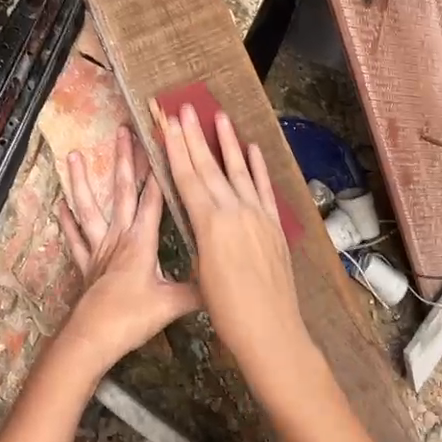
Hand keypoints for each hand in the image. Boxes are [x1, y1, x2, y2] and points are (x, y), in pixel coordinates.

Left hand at [54, 127, 201, 366]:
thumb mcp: (172, 305)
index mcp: (142, 241)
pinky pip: (75, 238)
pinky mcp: (86, 264)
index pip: (153, 199)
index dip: (158, 171)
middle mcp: (119, 237)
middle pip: (122, 191)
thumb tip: (223, 282)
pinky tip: (61, 205)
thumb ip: (198, 291)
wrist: (92, 336)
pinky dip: (67, 221)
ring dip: (81, 180)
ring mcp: (99, 249)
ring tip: (73, 154)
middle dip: (125, 160)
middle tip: (122, 131)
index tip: (161, 145)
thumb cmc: (132, 318)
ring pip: (89, 207)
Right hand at [160, 103, 308, 377]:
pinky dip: (257, 168)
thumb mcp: (199, 270)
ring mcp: (257, 215)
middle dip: (194, 136)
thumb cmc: (226, 310)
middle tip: (185, 108)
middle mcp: (234, 211)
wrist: (271, 332)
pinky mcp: (274, 226)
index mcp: (210, 222)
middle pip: (209, 166)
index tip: (167, 123)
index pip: (188, 176)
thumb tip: (196, 213)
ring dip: (227, 142)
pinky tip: (251, 149)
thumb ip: (198, 234)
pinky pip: (264, 189)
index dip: (175, 148)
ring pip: (238, 170)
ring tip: (219, 115)